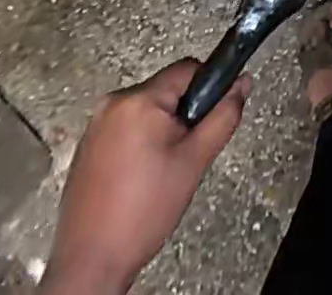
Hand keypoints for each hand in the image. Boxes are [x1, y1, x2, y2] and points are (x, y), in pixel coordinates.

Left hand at [40, 60, 250, 294]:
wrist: (91, 263)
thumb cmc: (143, 212)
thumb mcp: (195, 161)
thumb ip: (224, 116)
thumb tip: (243, 83)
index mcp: (138, 100)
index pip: (188, 68)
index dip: (208, 88)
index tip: (211, 118)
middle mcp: (112, 103)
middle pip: (167, 90)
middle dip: (184, 115)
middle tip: (186, 154)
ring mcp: (96, 124)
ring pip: (149, 110)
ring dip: (164, 130)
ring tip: (163, 170)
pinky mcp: (88, 145)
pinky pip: (128, 127)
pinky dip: (142, 142)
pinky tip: (142, 177)